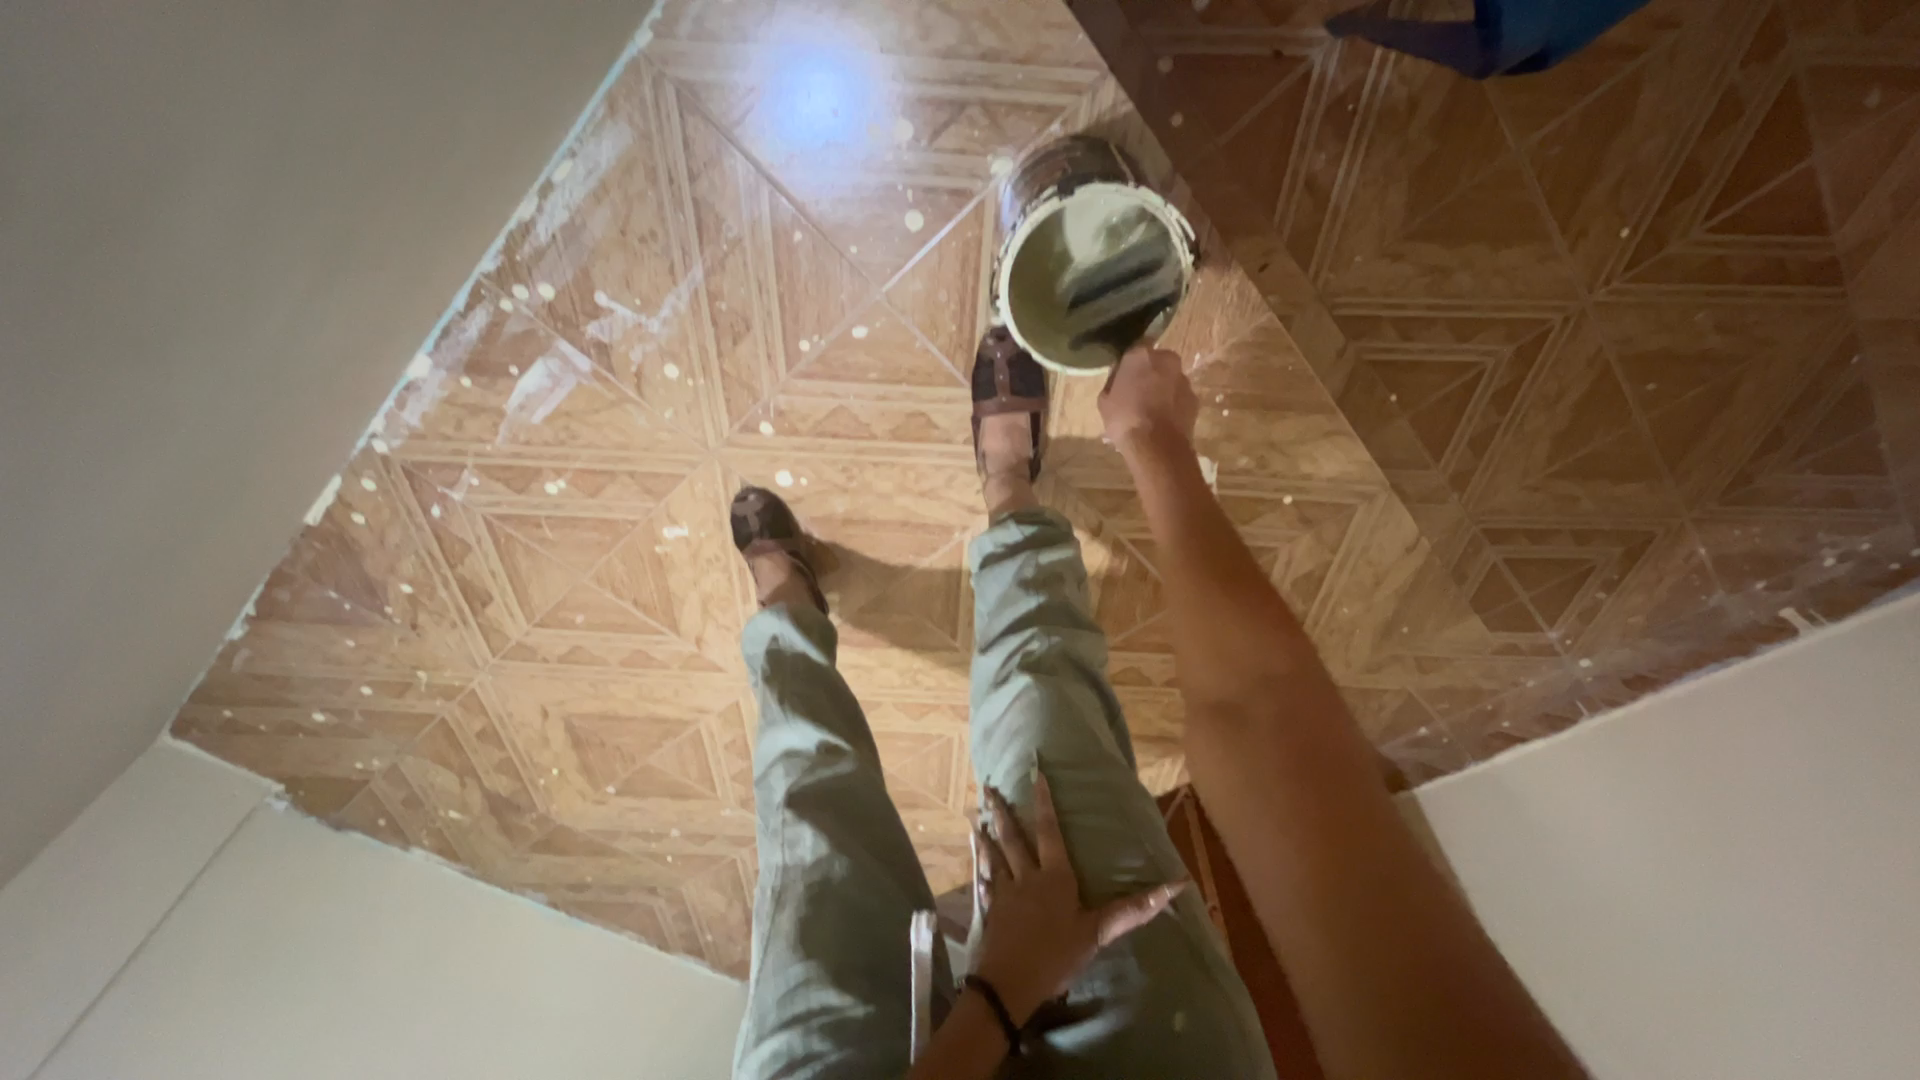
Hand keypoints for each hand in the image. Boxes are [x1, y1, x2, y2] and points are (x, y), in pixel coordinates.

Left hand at [969, 772, 1187, 1023]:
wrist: (1009, 984)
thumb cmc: (1056, 955)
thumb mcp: (1097, 933)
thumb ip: (1132, 910)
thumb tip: (1174, 887)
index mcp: (1054, 876)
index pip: (1049, 830)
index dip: (1043, 802)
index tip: (1036, 774)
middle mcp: (1026, 876)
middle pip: (1013, 837)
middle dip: (1002, 811)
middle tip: (987, 787)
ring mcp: (1004, 893)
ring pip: (994, 856)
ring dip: (986, 835)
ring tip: (975, 816)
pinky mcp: (990, 911)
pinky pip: (984, 882)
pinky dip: (979, 868)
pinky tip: (976, 864)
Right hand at [1099, 344, 1196, 450]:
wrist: (1156, 446)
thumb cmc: (1124, 419)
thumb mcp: (1104, 401)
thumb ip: (1114, 382)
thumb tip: (1120, 380)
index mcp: (1140, 355)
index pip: (1134, 350)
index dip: (1129, 364)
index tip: (1123, 377)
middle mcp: (1166, 360)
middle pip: (1156, 362)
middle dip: (1149, 373)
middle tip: (1138, 393)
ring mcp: (1183, 378)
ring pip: (1170, 379)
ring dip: (1162, 388)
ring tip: (1151, 410)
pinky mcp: (1194, 398)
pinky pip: (1179, 396)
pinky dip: (1173, 404)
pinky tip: (1163, 420)